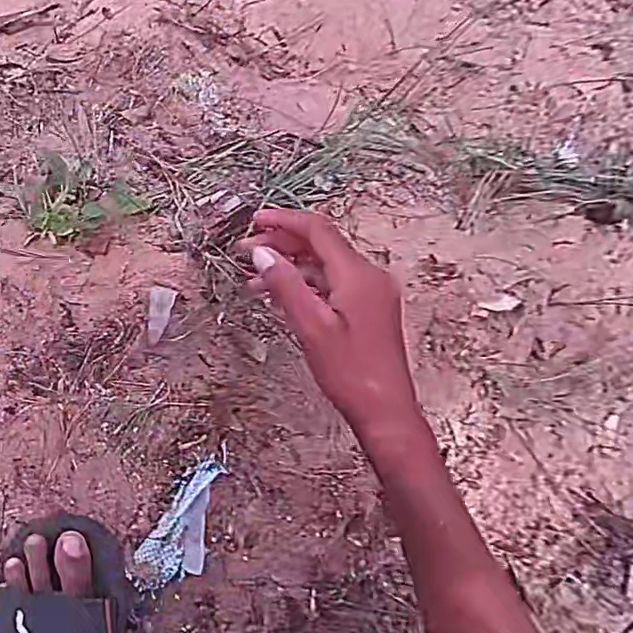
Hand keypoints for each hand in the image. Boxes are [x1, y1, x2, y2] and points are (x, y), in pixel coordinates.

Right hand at [239, 209, 424, 442]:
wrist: (385, 411)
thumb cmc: (352, 374)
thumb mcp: (310, 327)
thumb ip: (285, 285)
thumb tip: (263, 255)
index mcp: (358, 276)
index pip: (318, 231)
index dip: (284, 221)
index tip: (256, 220)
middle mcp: (368, 277)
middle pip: (320, 245)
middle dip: (282, 243)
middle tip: (247, 251)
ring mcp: (370, 293)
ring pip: (323, 265)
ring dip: (289, 266)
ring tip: (255, 277)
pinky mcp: (367, 308)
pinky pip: (330, 283)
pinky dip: (303, 283)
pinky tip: (279, 294)